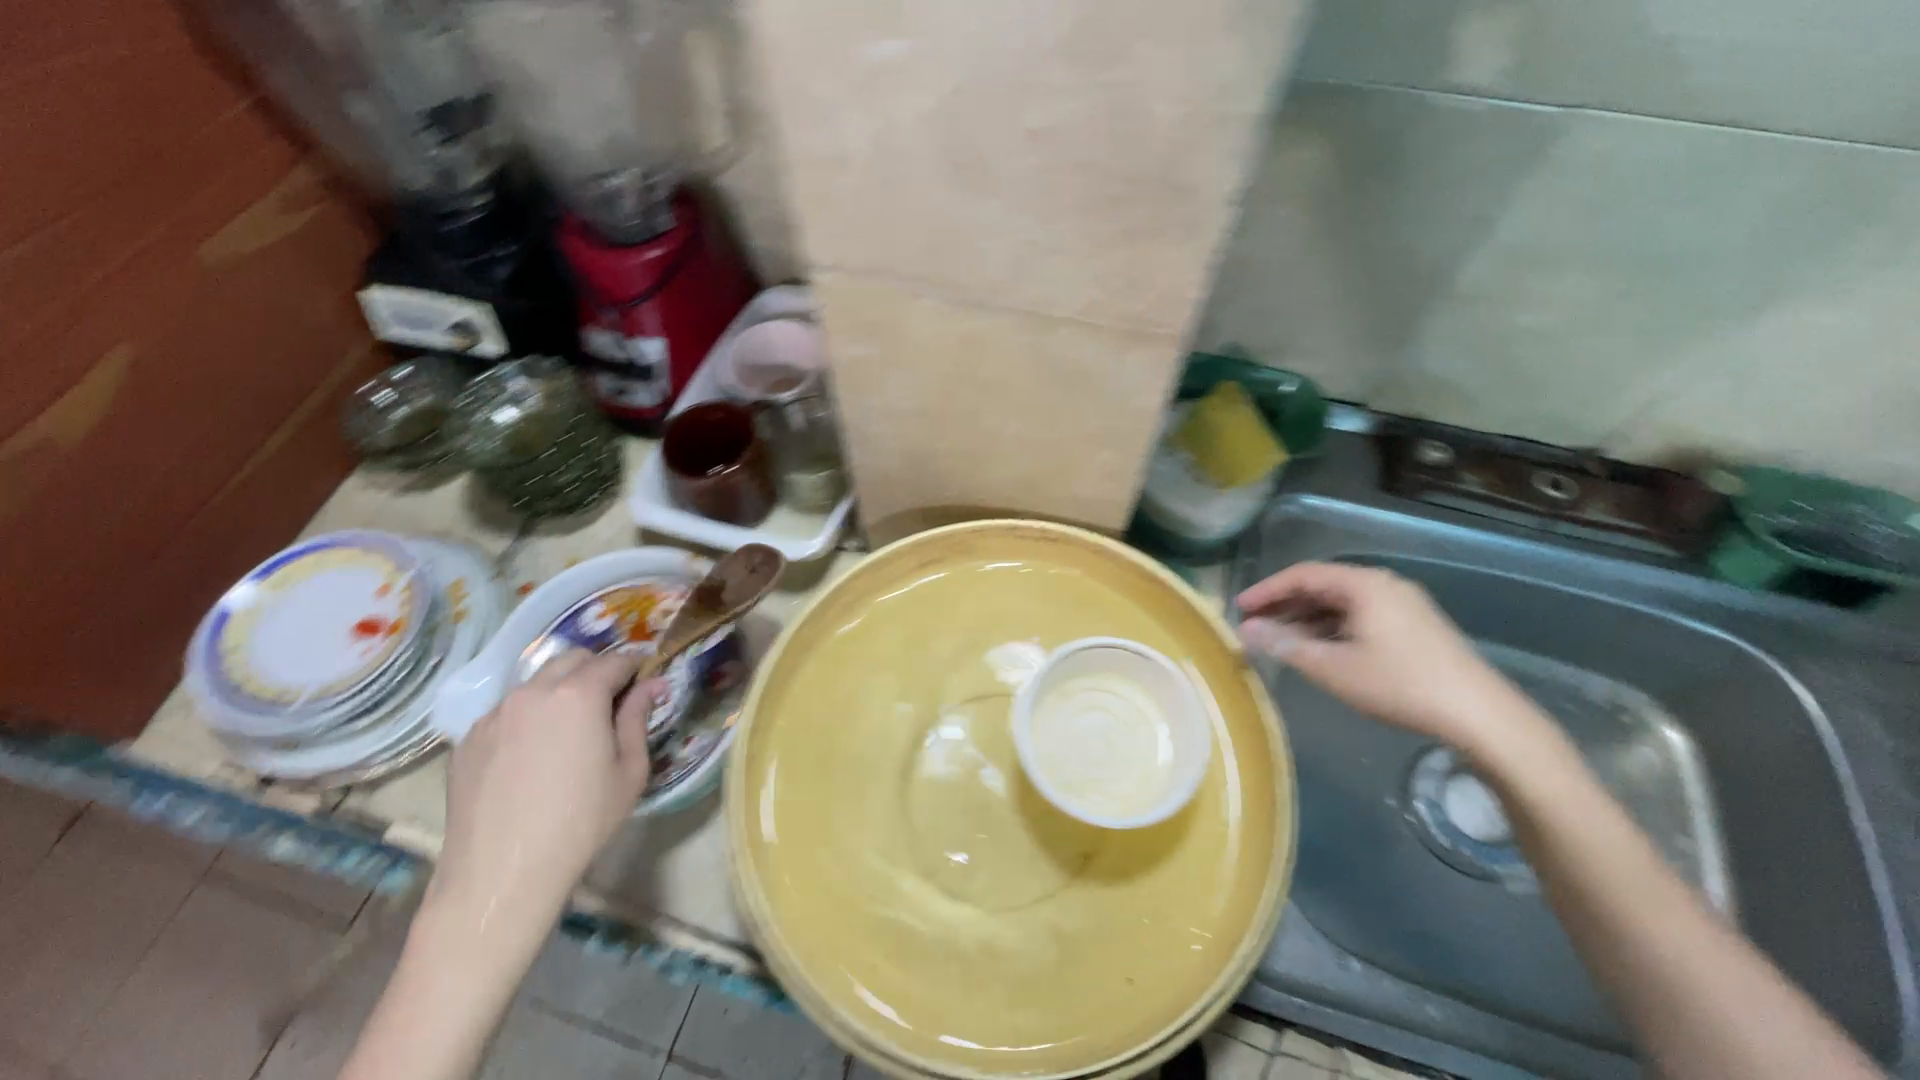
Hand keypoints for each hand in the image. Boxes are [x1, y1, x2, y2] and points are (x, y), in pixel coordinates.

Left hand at [429, 649, 664, 923]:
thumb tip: (653, 685)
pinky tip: (532, 756)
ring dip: (559, 691)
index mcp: (579, 695)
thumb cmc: (582, 821)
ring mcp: (495, 713)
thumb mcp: (628, 771)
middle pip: (571, 659)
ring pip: (535, 682)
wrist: (503, 870)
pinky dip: (527, 717)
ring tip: (569, 730)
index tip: (645, 679)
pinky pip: (506, 712)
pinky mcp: (469, 738)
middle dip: (596, 670)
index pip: (614, 661)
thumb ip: (639, 718)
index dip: (635, 666)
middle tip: (610, 701)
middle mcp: (533, 692)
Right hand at [1236, 562, 1540, 755]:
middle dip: (1285, 605)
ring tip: (1279, 642)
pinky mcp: (1414, 626)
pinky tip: (1319, 650)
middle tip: (1254, 626)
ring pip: (1342, 603)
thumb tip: (1249, 630)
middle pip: (1323, 586)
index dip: (1267, 590)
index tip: (1239, 608)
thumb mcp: (1334, 668)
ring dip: (1307, 619)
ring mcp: (1403, 604)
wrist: (1479, 713)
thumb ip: (1287, 646)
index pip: (1303, 574)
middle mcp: (1383, 585)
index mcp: (1364, 585)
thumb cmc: (1399, 684)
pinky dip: (1332, 628)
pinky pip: (1360, 616)